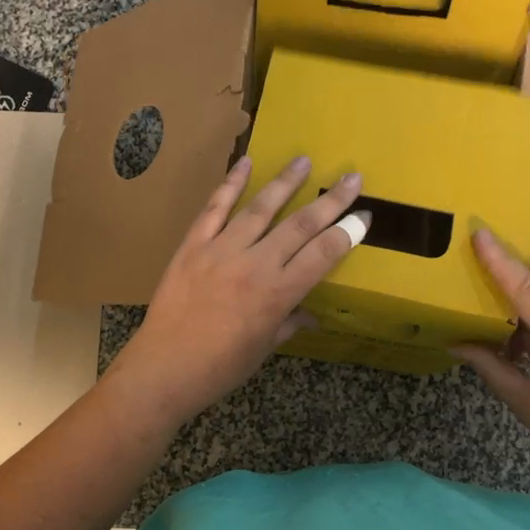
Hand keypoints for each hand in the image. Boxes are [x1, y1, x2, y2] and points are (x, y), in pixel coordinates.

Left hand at [108, 155, 368, 425]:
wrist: (165, 368)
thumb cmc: (219, 369)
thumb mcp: (262, 350)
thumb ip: (287, 324)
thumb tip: (308, 315)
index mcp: (278, 295)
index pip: (323, 254)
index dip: (347, 233)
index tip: (364, 216)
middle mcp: (254, 265)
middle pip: (300, 225)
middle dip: (331, 200)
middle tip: (352, 177)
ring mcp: (221, 251)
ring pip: (260, 208)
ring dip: (285, 182)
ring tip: (304, 160)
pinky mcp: (192, 246)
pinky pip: (214, 209)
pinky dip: (230, 184)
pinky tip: (245, 163)